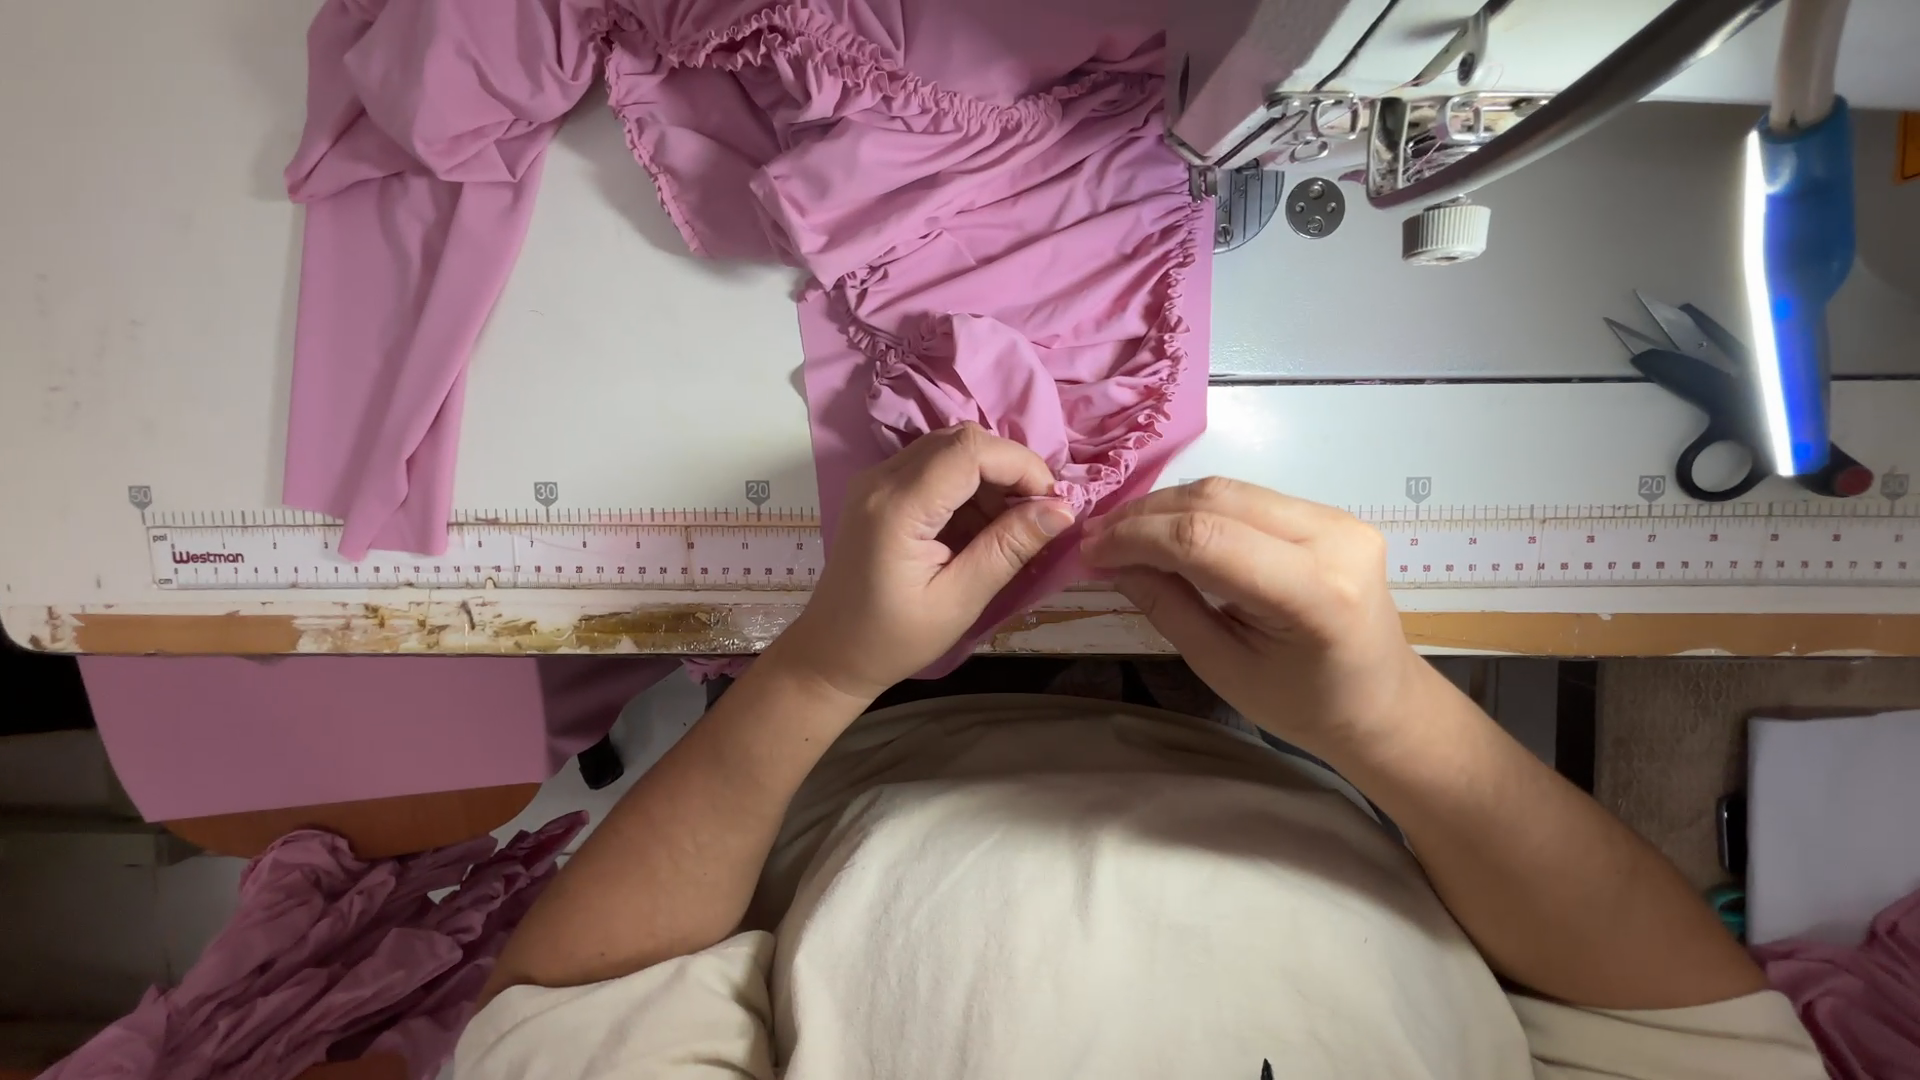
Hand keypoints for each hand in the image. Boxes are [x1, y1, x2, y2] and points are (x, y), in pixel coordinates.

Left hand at [770, 423, 1075, 701]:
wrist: (832, 652)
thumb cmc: (893, 638)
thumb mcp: (959, 601)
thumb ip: (1008, 548)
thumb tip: (1063, 510)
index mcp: (897, 507)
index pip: (969, 449)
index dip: (1020, 464)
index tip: (1052, 503)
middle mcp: (881, 479)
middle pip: (962, 440)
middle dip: (1010, 469)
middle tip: (1037, 515)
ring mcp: (876, 479)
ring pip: (951, 448)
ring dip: (991, 477)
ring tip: (1011, 527)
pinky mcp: (880, 489)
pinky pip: (935, 465)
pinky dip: (969, 486)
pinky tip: (980, 526)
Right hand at [1079, 478, 1423, 757]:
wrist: (1381, 704)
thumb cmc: (1303, 705)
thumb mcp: (1222, 667)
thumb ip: (1167, 605)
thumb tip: (1112, 560)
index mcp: (1315, 593)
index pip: (1206, 540)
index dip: (1137, 537)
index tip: (1088, 549)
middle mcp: (1334, 539)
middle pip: (1216, 500)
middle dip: (1145, 515)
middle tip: (1095, 537)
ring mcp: (1338, 519)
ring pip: (1228, 489)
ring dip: (1165, 506)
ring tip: (1121, 531)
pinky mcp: (1331, 514)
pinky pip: (1246, 497)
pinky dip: (1195, 509)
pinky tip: (1165, 529)